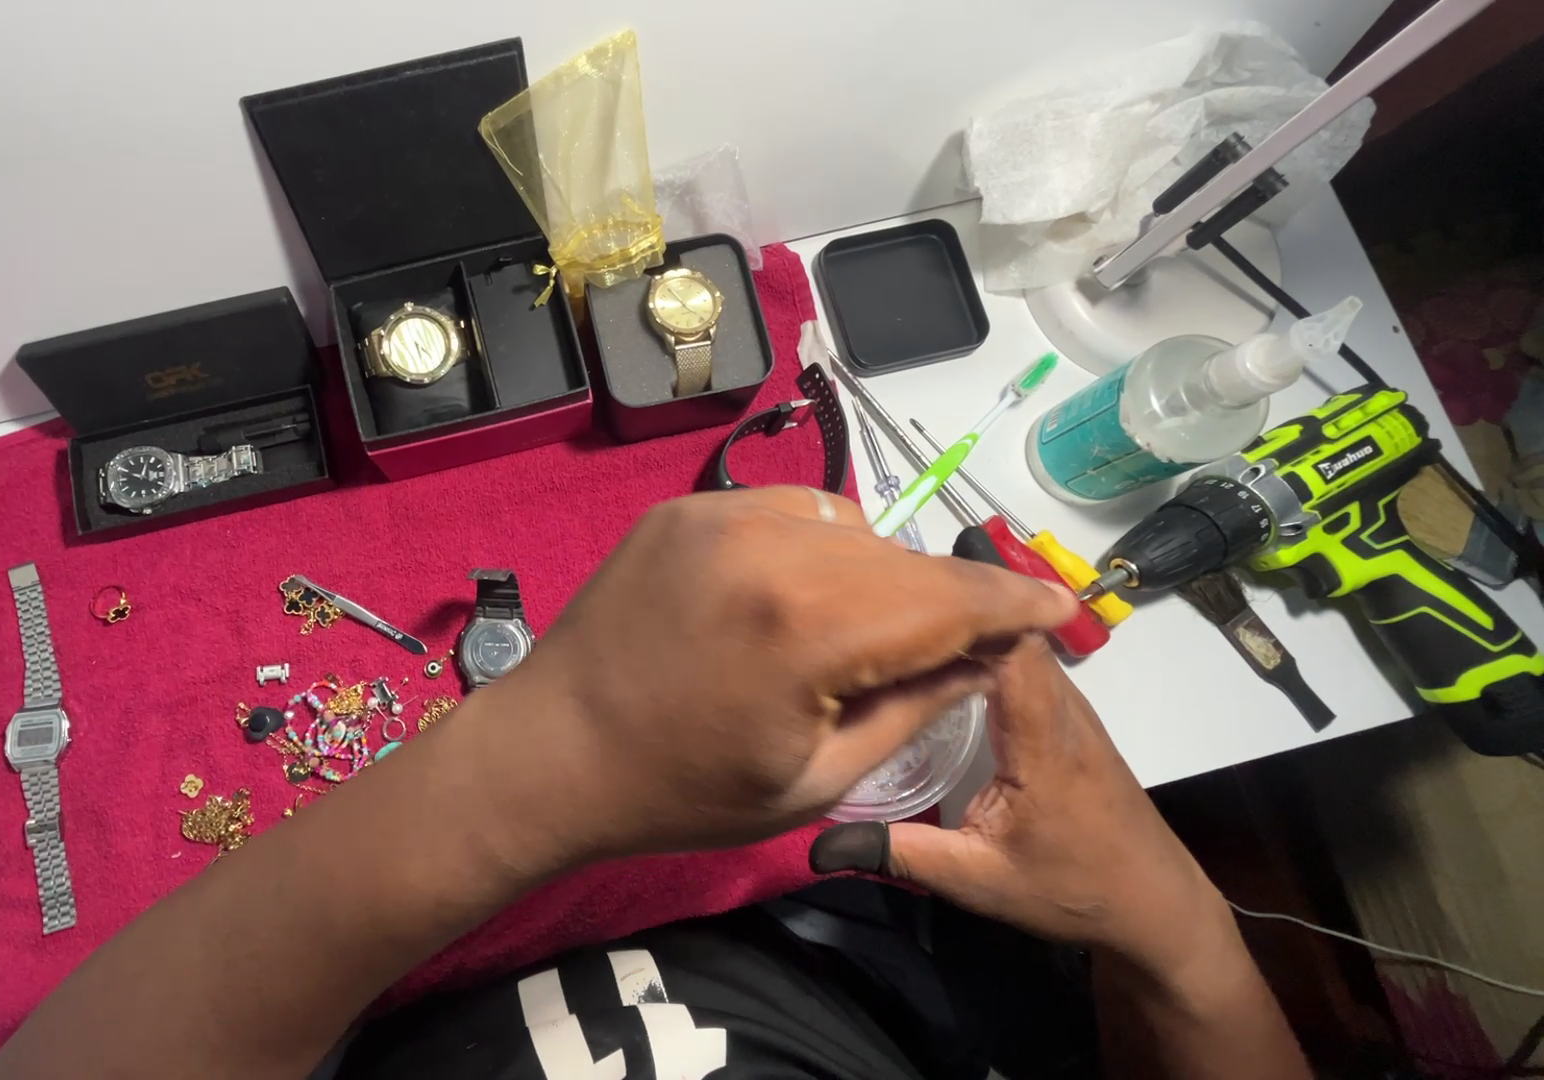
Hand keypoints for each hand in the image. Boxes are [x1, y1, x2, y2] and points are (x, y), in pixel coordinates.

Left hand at [468, 486, 1079, 869]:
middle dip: (945, 595)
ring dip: (875, 567)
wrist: (554, 748)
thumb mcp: (815, 779)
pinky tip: (793, 590)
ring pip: (847, 522)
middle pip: (901, 556)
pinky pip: (783, 510)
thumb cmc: (680, 789)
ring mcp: (717, 514)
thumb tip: (980, 657)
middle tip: (956, 638)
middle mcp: (768, 543)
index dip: (1013, 602)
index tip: (1056, 607)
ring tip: (857, 624)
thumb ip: (912, 706)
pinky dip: (813, 543)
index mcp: (809, 624)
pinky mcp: (682, 509)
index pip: (948, 596)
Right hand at [810, 637, 1228, 977]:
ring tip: (904, 631)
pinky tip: (941, 663)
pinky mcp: (1067, 719)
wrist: (1157, 911)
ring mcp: (1069, 711)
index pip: (1014, 649)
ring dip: (969, 631)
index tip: (902, 611)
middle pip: (1012, 634)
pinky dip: (985, 651)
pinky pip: (1025, 664)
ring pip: (1020, 644)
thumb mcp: (978, 881)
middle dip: (951, 616)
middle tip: (885, 616)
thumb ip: (902, 853)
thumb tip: (821, 843)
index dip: (963, 619)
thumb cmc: (1073, 892)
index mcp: (1043, 741)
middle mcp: (1062, 711)